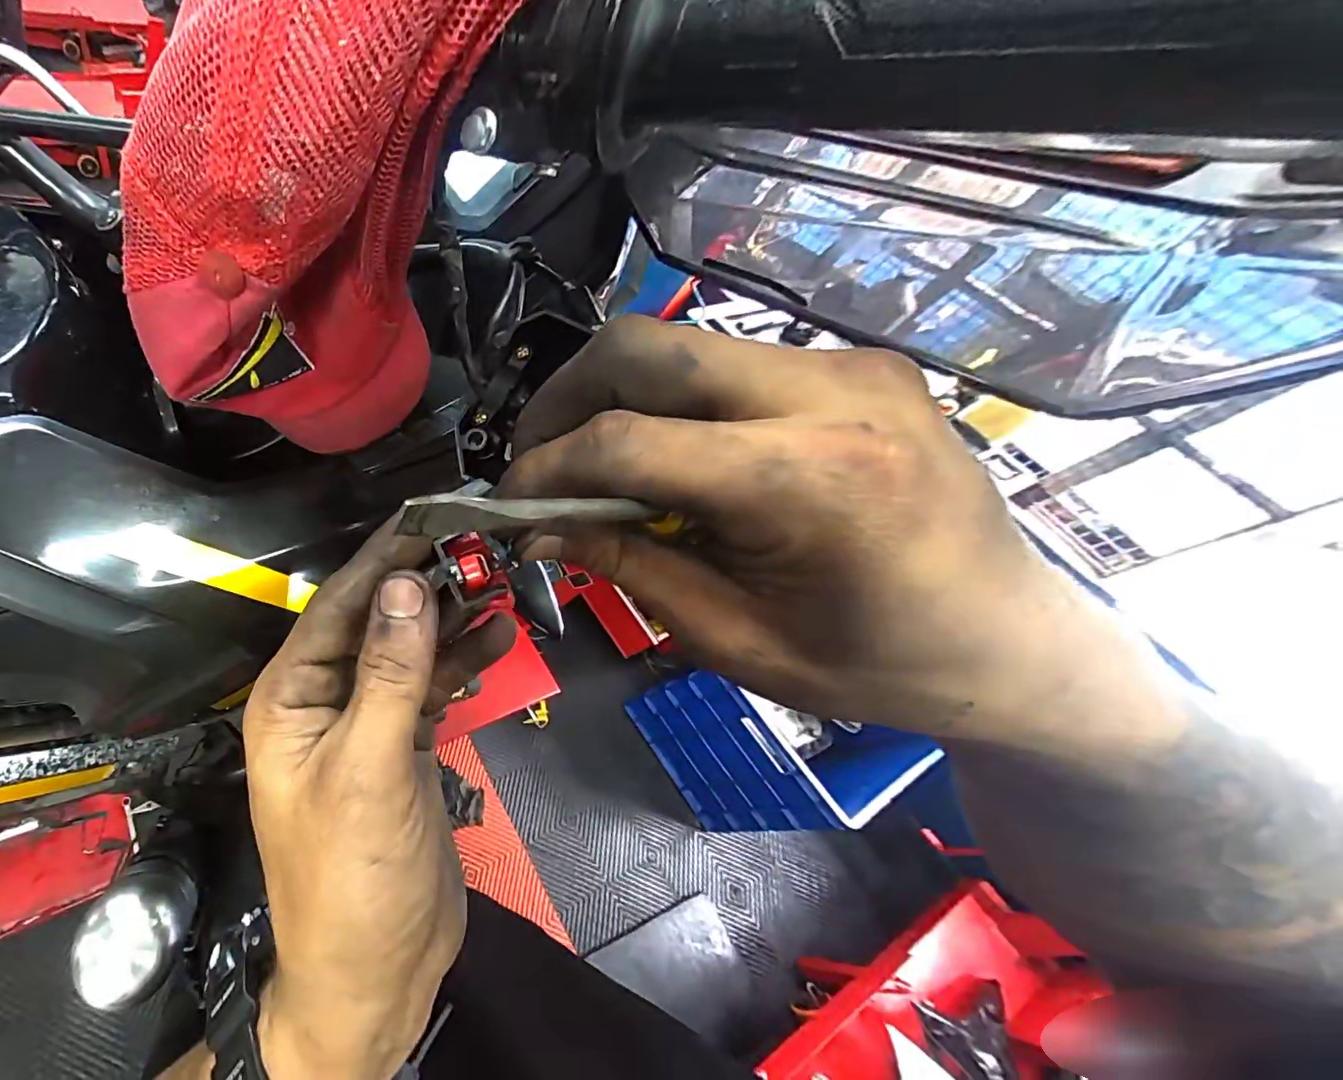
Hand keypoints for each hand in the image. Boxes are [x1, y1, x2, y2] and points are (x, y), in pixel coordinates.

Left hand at [241, 521, 515, 1078]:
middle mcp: (324, 698)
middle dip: (425, 584)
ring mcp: (367, 720)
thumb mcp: (368, 768)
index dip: (383, 560)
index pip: (338, 607)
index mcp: (292, 696)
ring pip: (409, 650)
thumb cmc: (352, 876)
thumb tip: (405, 585)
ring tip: (497, 582)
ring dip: (450, 619)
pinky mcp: (403, 742)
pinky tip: (495, 634)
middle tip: (479, 543)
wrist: (378, 972)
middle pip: (377, 622)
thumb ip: (389, 675)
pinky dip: (461, 660)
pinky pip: (431, 686)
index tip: (430, 516)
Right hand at [499, 315, 1091, 740]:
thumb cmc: (872, 665)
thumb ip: (626, 567)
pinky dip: (661, 399)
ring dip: (607, 395)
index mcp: (806, 480)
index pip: (625, 442)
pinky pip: (719, 360)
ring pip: (673, 342)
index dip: (545, 469)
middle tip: (535, 459)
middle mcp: (828, 393)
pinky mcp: (851, 363)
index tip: (506, 502)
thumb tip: (536, 530)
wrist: (1013, 642)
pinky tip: (658, 450)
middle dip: (561, 399)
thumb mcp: (729, 636)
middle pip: (640, 347)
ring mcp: (846, 364)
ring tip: (584, 457)